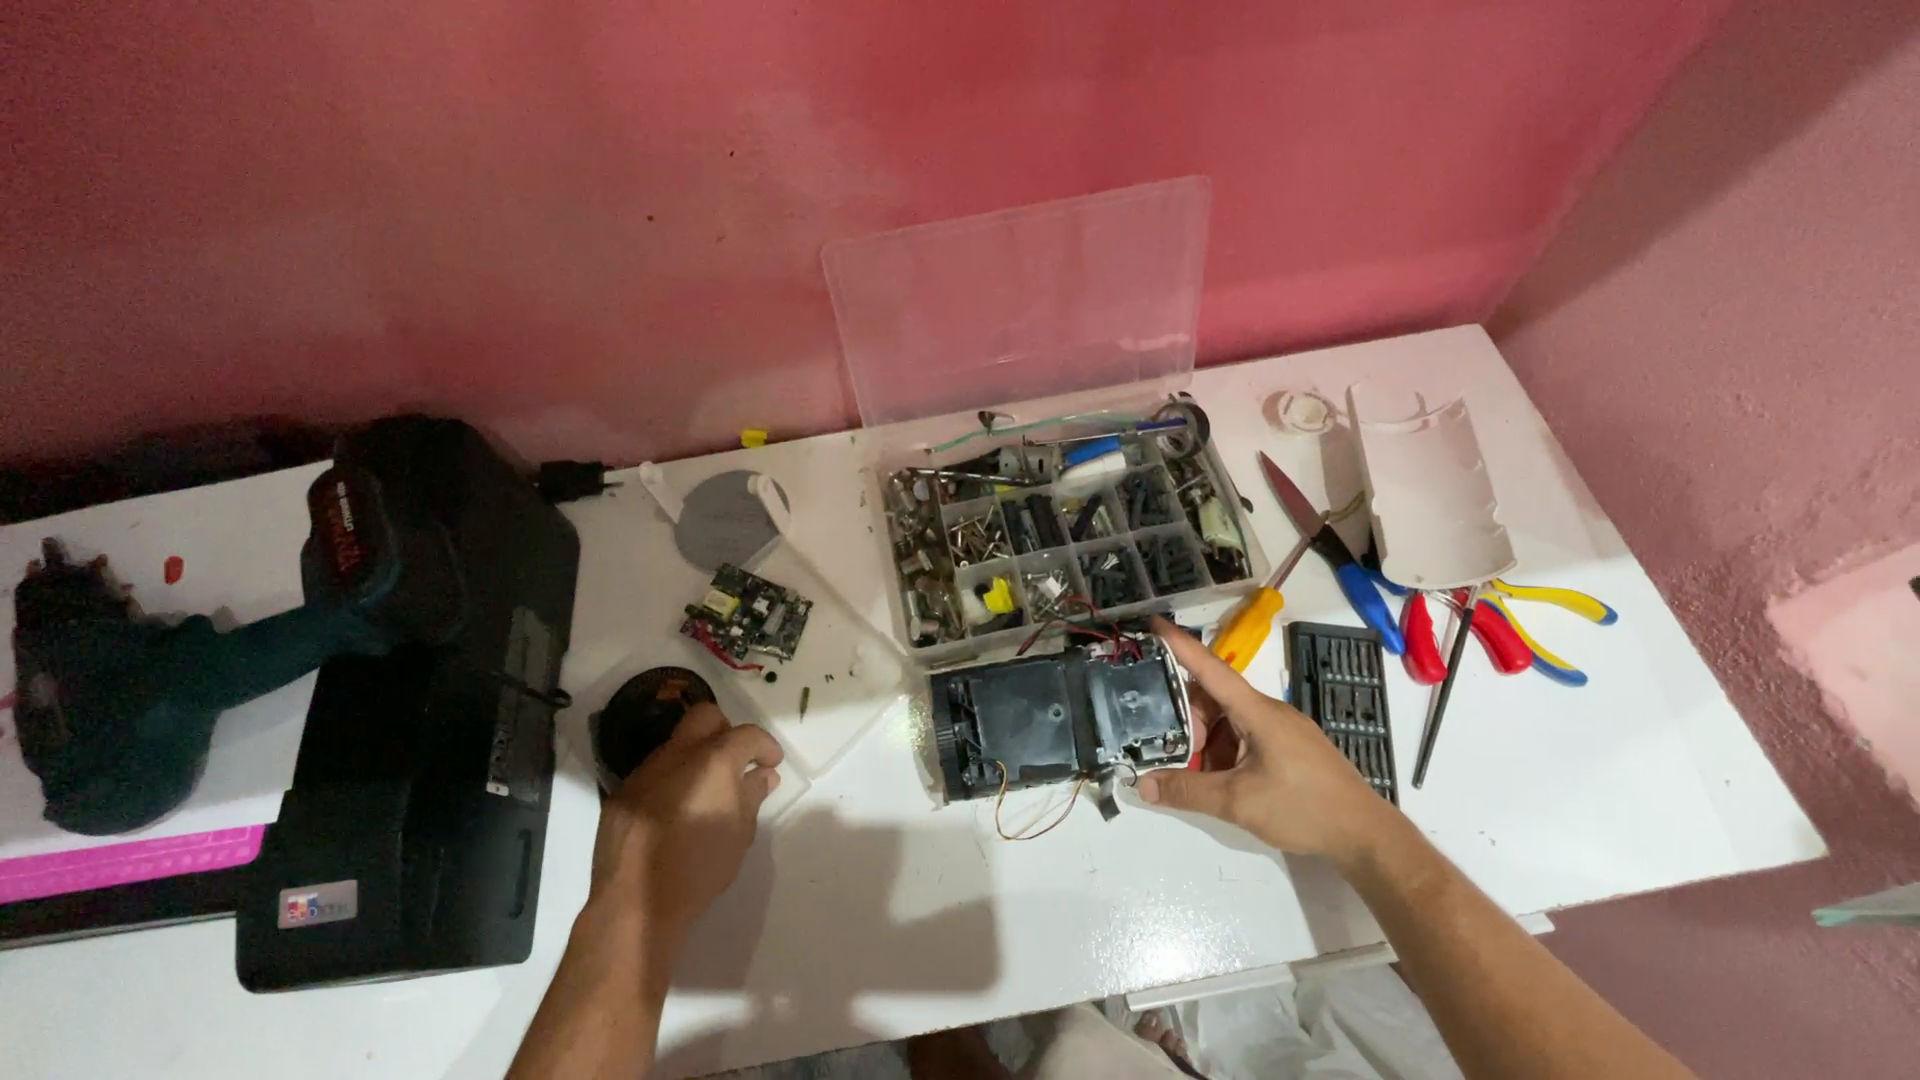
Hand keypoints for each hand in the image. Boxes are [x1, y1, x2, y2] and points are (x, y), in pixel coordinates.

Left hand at [588, 703, 783, 946]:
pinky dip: (671, 781)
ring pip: (676, 745)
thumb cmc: (699, 870)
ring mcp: (644, 773)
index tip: (771, 764)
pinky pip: (653, 773)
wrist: (635, 904)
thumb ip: (752, 795)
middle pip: (705, 716)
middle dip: (726, 731)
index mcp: (713, 762)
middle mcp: (676, 756)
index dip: (765, 746)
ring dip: (696, 757)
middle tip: (736, 762)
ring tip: (705, 793)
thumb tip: (762, 775)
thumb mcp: (740, 834)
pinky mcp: (622, 794)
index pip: (747, 735)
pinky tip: (675, 813)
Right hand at [1136, 617, 1400, 866]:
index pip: (1210, 669)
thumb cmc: (1305, 808)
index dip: (1180, 645)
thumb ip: (1188, 791)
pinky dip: (1225, 752)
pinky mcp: (1289, 748)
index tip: (1154, 622)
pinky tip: (1222, 781)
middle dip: (1188, 718)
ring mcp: (1281, 729)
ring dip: (1207, 740)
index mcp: (1257, 712)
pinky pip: (1245, 736)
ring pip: (1228, 720)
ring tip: (1197, 773)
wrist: (1365, 834)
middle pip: (1214, 697)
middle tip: (1170, 747)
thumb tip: (1143, 785)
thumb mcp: (1238, 802)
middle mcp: (1269, 711)